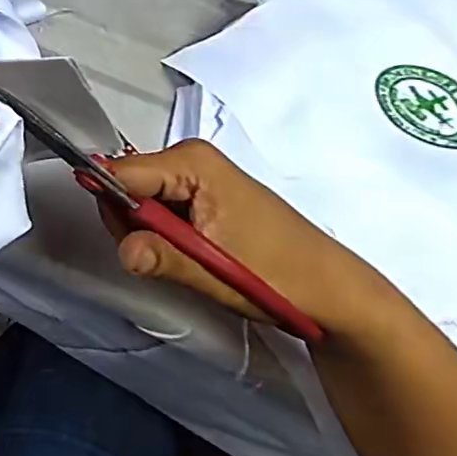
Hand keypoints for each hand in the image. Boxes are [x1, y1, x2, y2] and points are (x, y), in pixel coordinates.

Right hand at [103, 139, 411, 340]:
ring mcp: (194, 174)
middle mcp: (189, 159)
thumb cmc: (289, 277)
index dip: (117, 208)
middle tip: (164, 257)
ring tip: (186, 257)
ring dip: (148, 231)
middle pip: (124, 184)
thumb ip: (164, 257)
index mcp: (193, 162)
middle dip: (133, 224)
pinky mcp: (198, 192)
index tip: (130, 242)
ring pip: (136, 197)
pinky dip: (161, 231)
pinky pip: (155, 204)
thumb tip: (124, 250)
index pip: (120, 172)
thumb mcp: (220, 272)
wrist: (340, 296)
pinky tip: (189, 251)